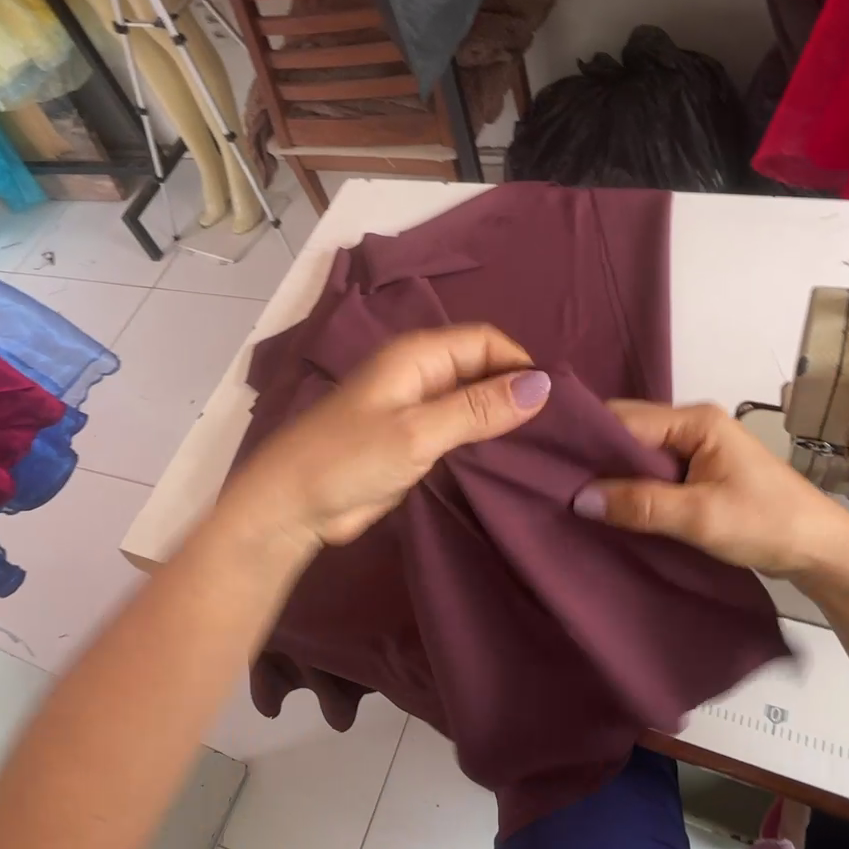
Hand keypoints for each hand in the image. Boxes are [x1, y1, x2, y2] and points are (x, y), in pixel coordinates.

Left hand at [224, 324, 551, 549]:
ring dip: (502, 421)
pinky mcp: (414, 443)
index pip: (486, 341)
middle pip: (483, 370)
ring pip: (473, 403)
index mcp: (418, 355)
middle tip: (557, 432)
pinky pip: (460, 432)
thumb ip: (478, 409)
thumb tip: (543, 385)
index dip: (521, 365)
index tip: (556, 405)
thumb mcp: (417, 432)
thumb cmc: (347, 458)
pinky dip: (483, 442)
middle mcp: (421, 375)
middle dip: (517, 393)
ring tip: (543, 450)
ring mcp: (417, 410)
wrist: (291, 507)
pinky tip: (510, 463)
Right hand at [571, 401, 848, 578]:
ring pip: (636, 456)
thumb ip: (641, 504)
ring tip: (571, 498)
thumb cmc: (769, 524)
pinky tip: (606, 508)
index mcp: (695, 420)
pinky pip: (649, 474)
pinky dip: (628, 489)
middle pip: (626, 433)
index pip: (624, 419)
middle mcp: (691, 425)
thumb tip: (579, 499)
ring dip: (609, 477)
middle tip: (553, 485)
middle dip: (593, 459)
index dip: (587, 440)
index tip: (548, 463)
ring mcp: (694, 449)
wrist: (823, 553)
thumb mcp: (701, 517)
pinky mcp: (695, 474)